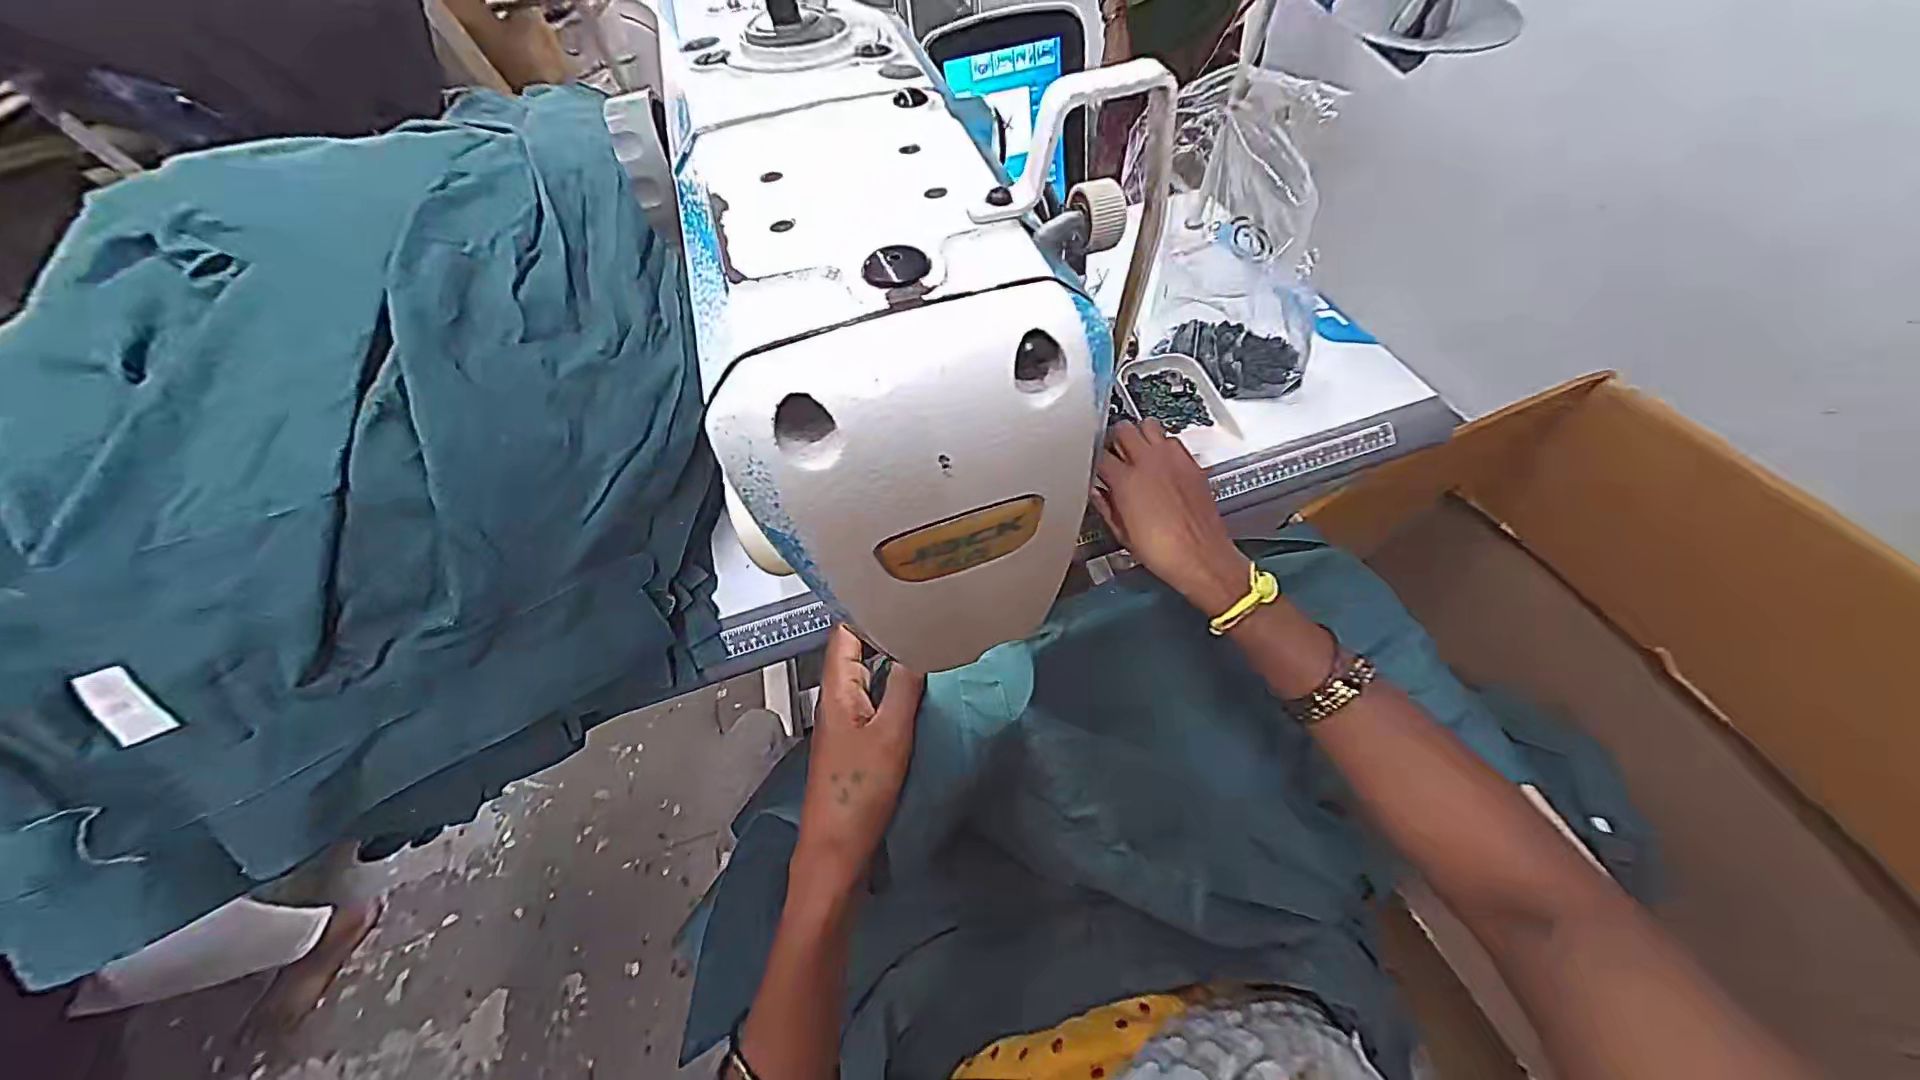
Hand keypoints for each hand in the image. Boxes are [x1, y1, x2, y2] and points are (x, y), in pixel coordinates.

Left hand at [792, 625, 924, 897]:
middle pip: (857, 650)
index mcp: (836, 689)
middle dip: (887, 630)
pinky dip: (895, 687)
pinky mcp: (855, 740)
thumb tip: (920, 641)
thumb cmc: (859, 793)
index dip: (869, 608)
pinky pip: (875, 698)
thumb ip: (906, 685)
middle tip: (925, 616)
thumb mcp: (891, 734)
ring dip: (893, 659)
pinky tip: (918, 688)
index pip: (845, 631)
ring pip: (869, 675)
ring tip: (927, 643)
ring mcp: (845, 719)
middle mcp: (836, 698)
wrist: (836, 852)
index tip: (902, 593)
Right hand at [1092, 418, 1248, 613]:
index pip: (1100, 453)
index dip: (1094, 459)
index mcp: (1125, 480)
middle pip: (1123, 429)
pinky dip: (1163, 446)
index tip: (1094, 466)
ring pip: (1149, 425)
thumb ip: (1106, 506)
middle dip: (1115, 439)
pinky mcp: (1192, 463)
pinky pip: (1172, 441)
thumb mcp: (1122, 533)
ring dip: (1140, 435)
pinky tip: (1160, 463)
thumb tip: (1099, 493)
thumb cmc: (1165, 552)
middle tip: (1114, 452)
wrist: (1201, 557)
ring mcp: (1173, 459)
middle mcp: (1149, 462)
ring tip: (1137, 452)